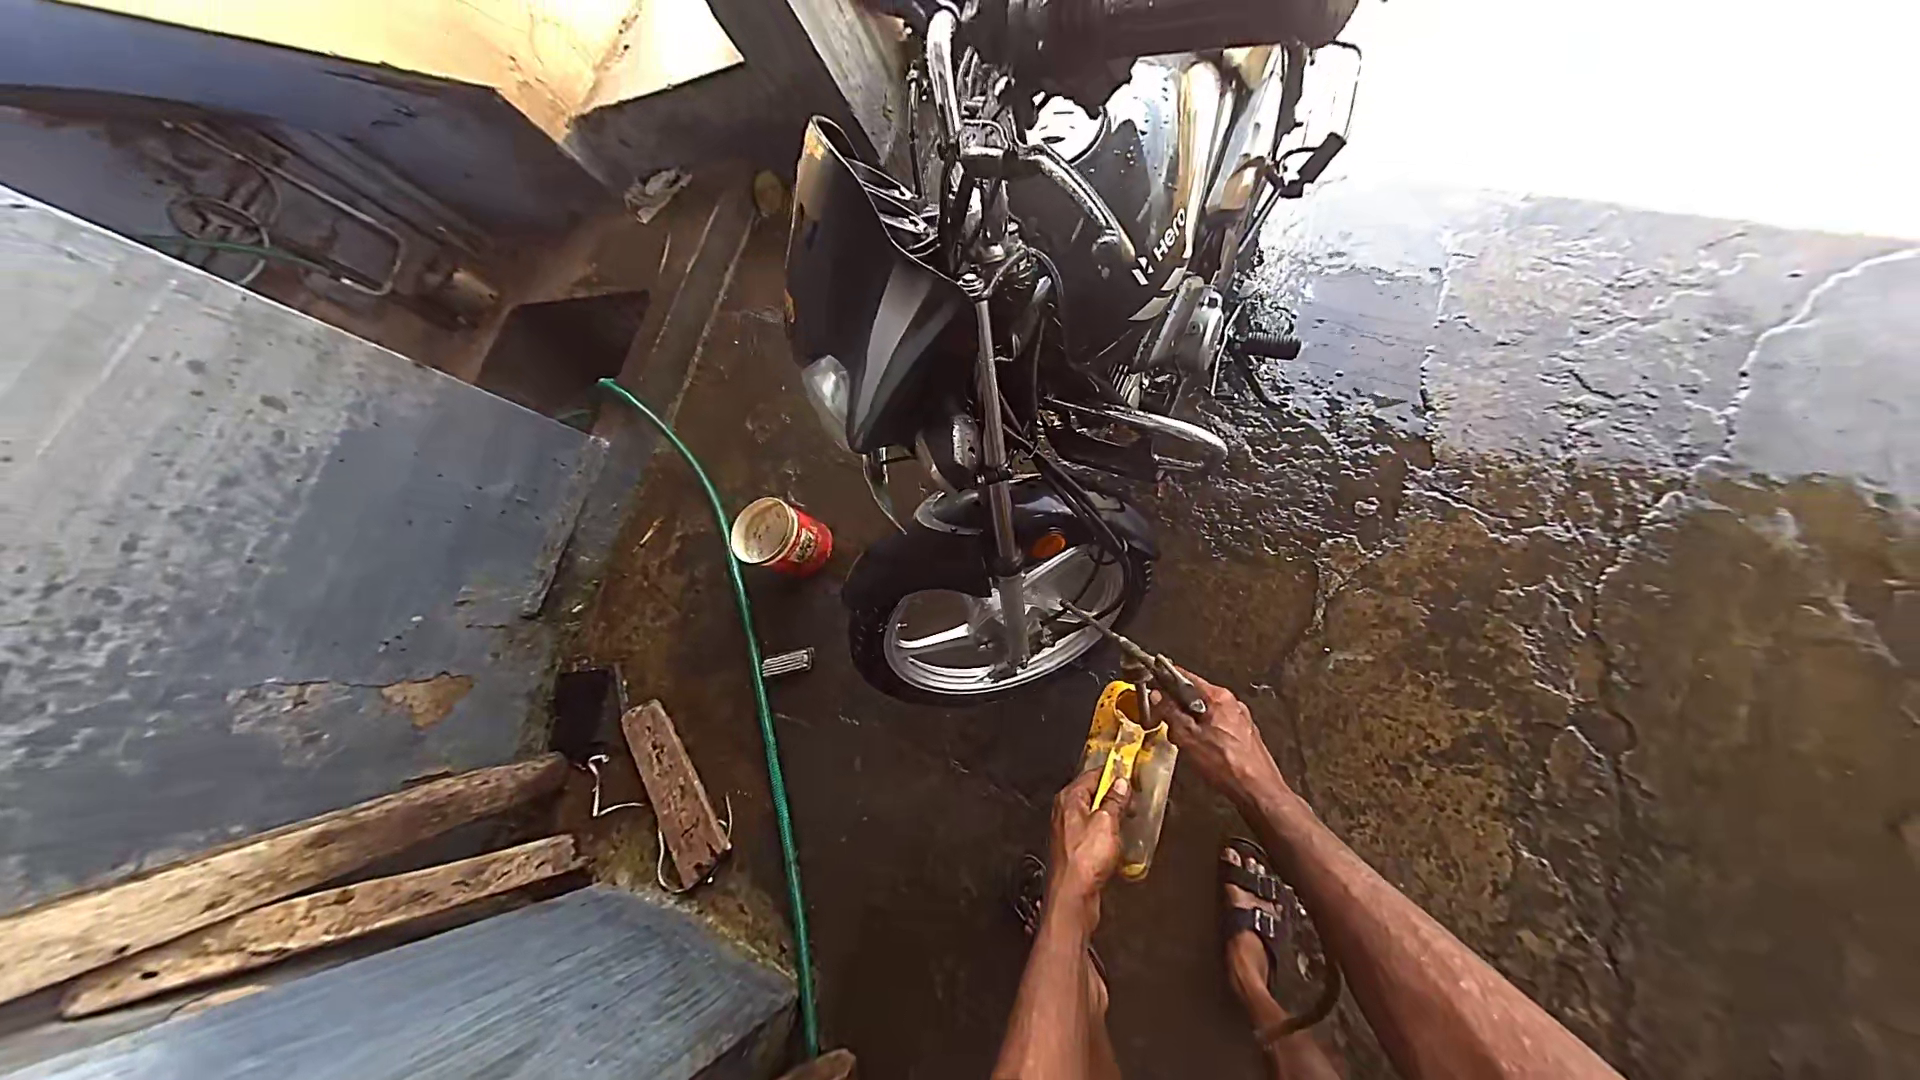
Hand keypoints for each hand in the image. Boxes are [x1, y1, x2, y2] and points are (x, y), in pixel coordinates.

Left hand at [1046, 766, 1130, 912]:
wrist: (1072, 896)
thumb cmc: (1083, 862)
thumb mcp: (1106, 823)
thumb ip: (1114, 801)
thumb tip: (1120, 785)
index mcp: (1069, 799)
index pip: (1091, 775)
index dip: (1111, 773)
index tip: (1128, 773)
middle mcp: (1065, 812)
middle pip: (1091, 793)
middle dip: (1113, 794)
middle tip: (1132, 797)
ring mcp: (1068, 831)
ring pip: (1093, 813)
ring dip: (1111, 814)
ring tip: (1129, 818)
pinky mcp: (1074, 849)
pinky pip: (1093, 832)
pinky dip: (1106, 832)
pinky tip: (1118, 840)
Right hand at [1151, 668, 1287, 805]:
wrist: (1258, 792)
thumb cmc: (1228, 765)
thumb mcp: (1187, 737)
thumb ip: (1170, 712)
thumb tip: (1158, 696)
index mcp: (1219, 697)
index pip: (1186, 677)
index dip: (1166, 680)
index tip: (1154, 684)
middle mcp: (1232, 704)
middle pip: (1195, 696)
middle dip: (1177, 709)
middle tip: (1166, 723)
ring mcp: (1240, 720)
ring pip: (1206, 713)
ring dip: (1191, 724)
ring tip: (1185, 744)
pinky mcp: (1244, 735)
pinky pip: (1217, 726)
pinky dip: (1205, 734)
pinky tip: (1202, 752)